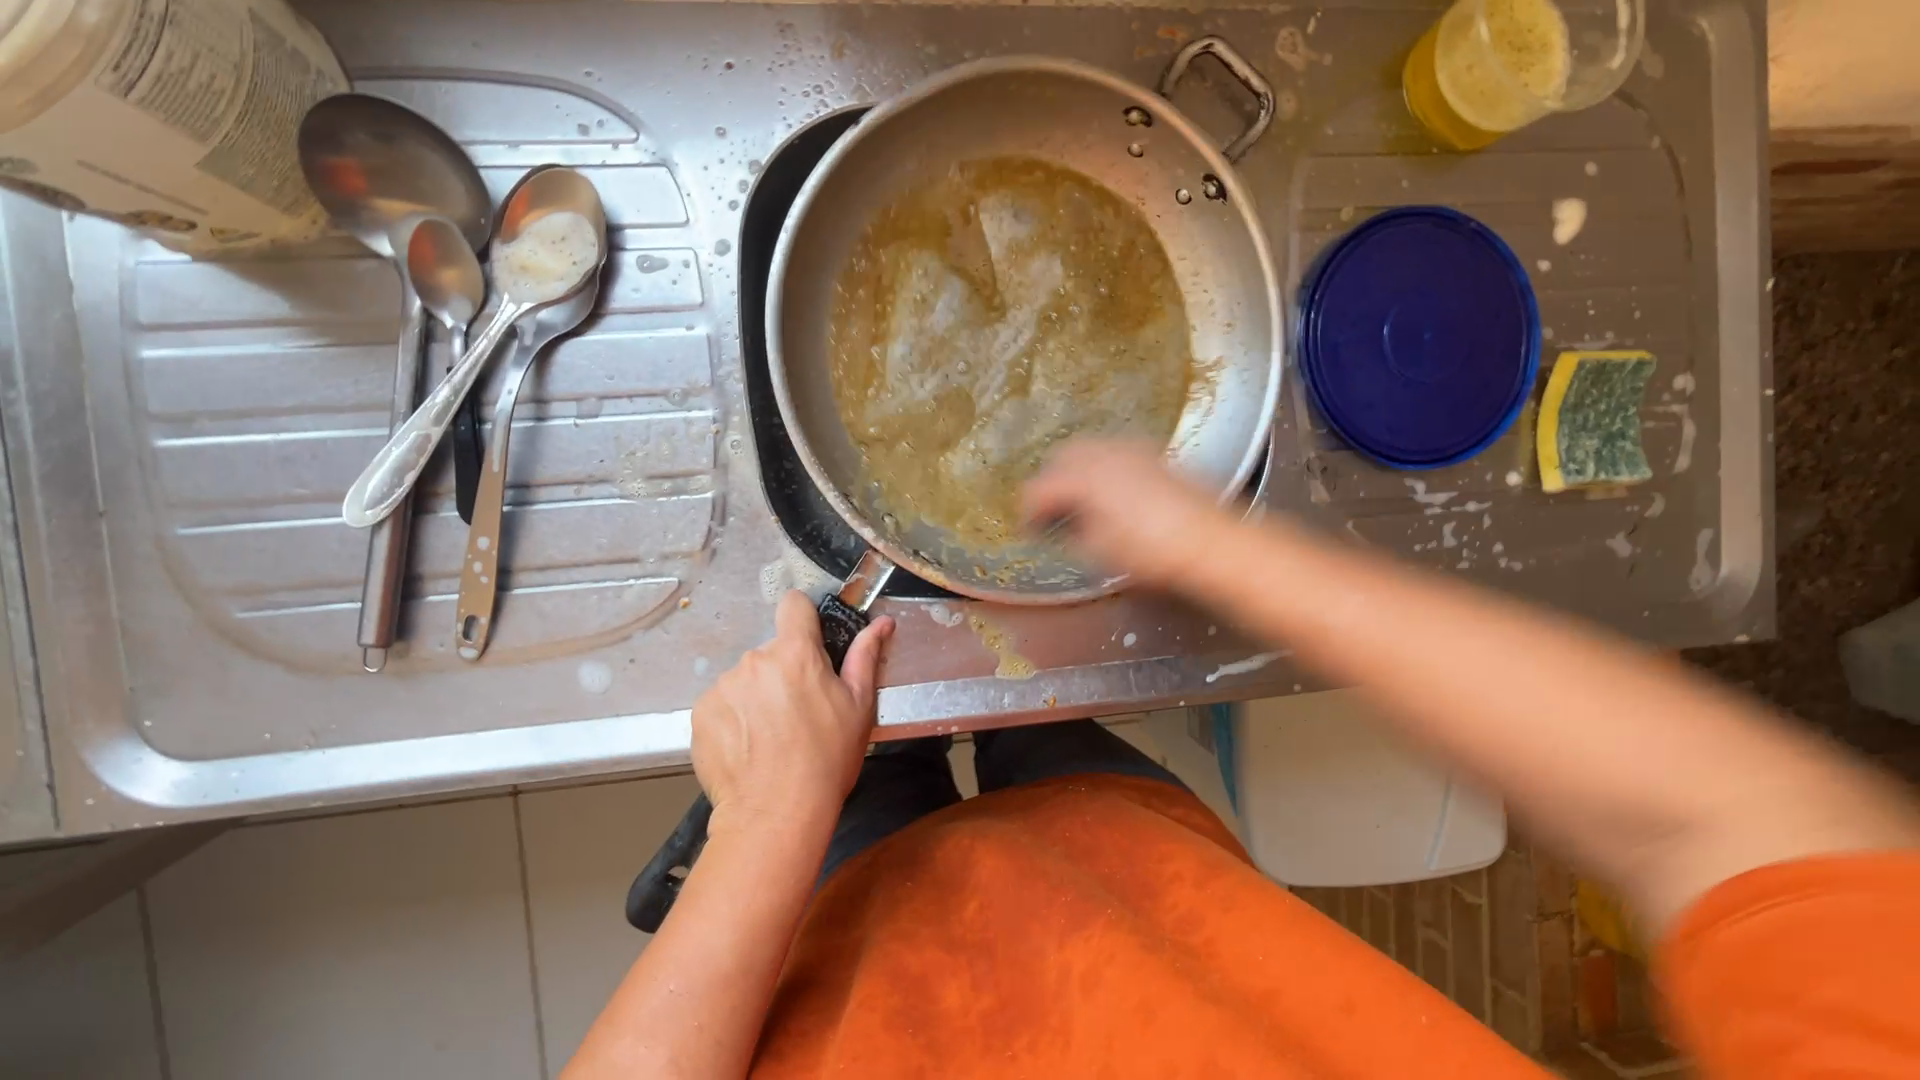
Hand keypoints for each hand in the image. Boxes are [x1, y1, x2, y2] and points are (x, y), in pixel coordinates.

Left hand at [691, 591, 894, 834]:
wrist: (776, 814)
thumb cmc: (826, 760)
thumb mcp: (858, 708)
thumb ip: (865, 657)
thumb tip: (882, 622)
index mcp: (795, 652)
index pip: (793, 605)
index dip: (803, 618)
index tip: (809, 642)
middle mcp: (754, 660)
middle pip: (770, 651)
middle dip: (783, 672)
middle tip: (798, 711)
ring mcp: (723, 686)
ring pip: (745, 679)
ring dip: (756, 696)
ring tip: (770, 736)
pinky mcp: (700, 713)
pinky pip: (721, 704)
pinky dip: (733, 719)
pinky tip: (748, 747)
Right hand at [1023, 438, 1235, 588]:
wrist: (1211, 541)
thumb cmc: (1151, 550)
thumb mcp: (1100, 552)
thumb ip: (1072, 535)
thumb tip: (1063, 529)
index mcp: (1081, 477)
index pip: (1038, 488)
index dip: (1028, 510)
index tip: (1028, 529)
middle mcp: (1102, 453)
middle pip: (1061, 457)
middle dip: (1051, 481)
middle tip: (1052, 510)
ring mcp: (1132, 449)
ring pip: (1089, 449)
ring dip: (1077, 471)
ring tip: (1081, 500)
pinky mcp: (1155, 454)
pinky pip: (1116, 452)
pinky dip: (1104, 467)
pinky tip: (1113, 492)